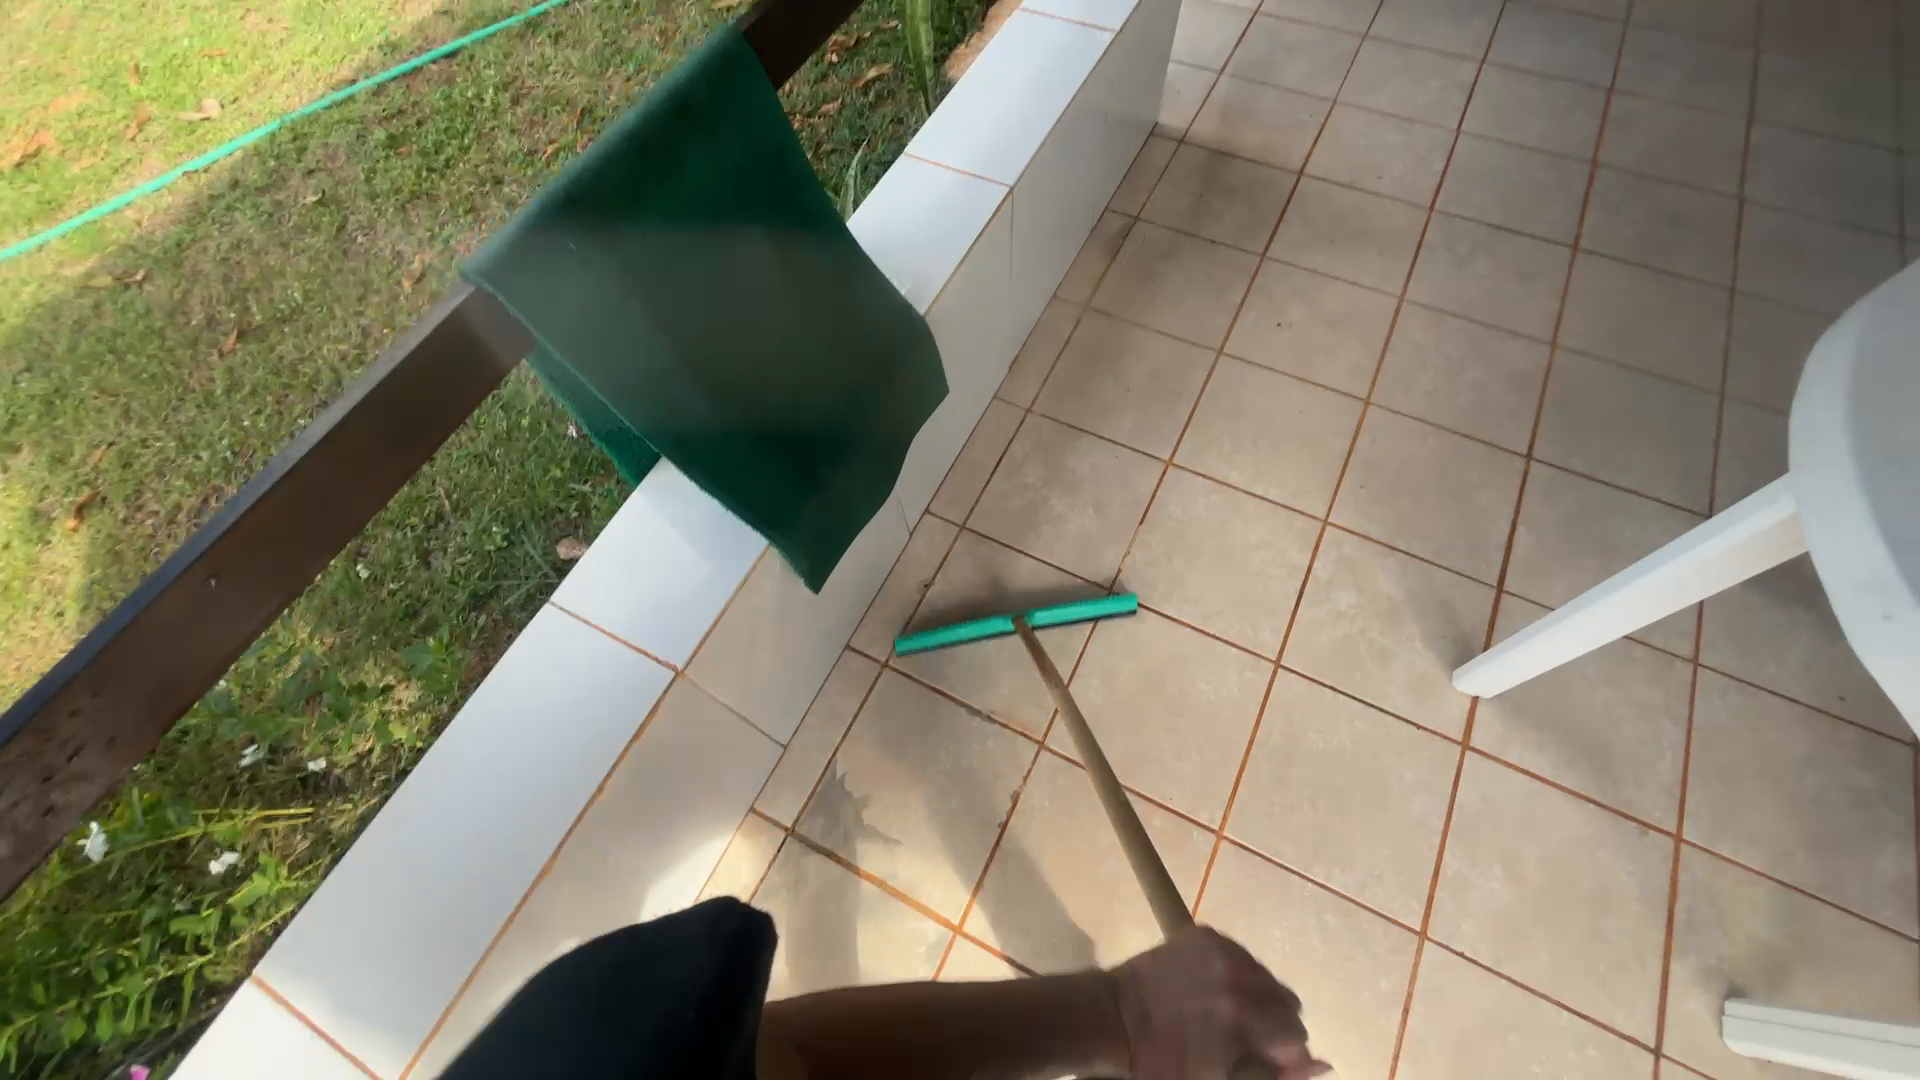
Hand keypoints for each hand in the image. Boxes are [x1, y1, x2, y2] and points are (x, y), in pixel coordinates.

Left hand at [1108, 927, 1330, 1079]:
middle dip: (1273, 1021)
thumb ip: (1276, 1075)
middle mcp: (1237, 976)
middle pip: (1285, 1000)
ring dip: (1254, 994)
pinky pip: (1239, 954)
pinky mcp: (1202, 934)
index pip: (1296, 1032)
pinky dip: (1235, 971)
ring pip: (1263, 975)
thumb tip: (1323, 1063)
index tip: (1261, 1057)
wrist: (1117, 1018)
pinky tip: (1211, 987)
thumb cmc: (1167, 1063)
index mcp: (1245, 1018)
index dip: (1282, 1051)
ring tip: (1222, 1011)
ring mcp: (1219, 950)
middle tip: (1242, 1036)